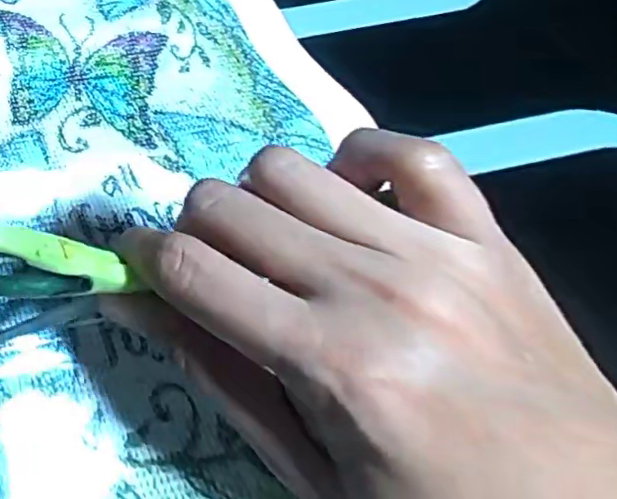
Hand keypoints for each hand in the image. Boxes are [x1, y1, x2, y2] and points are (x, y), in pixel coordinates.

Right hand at [104, 129, 616, 498]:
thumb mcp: (311, 477)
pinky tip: (351, 200)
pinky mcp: (484, 235)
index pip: (192, 270)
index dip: (145, 257)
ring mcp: (436, 253)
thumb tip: (132, 300)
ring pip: (286, 165)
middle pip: (224, 202)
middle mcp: (377, 292)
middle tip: (218, 270)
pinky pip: (405, 150)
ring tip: (285, 245)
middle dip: (195, 230)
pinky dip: (358, 161)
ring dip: (260, 200)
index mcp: (336, 368)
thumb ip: (216, 374)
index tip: (139, 262)